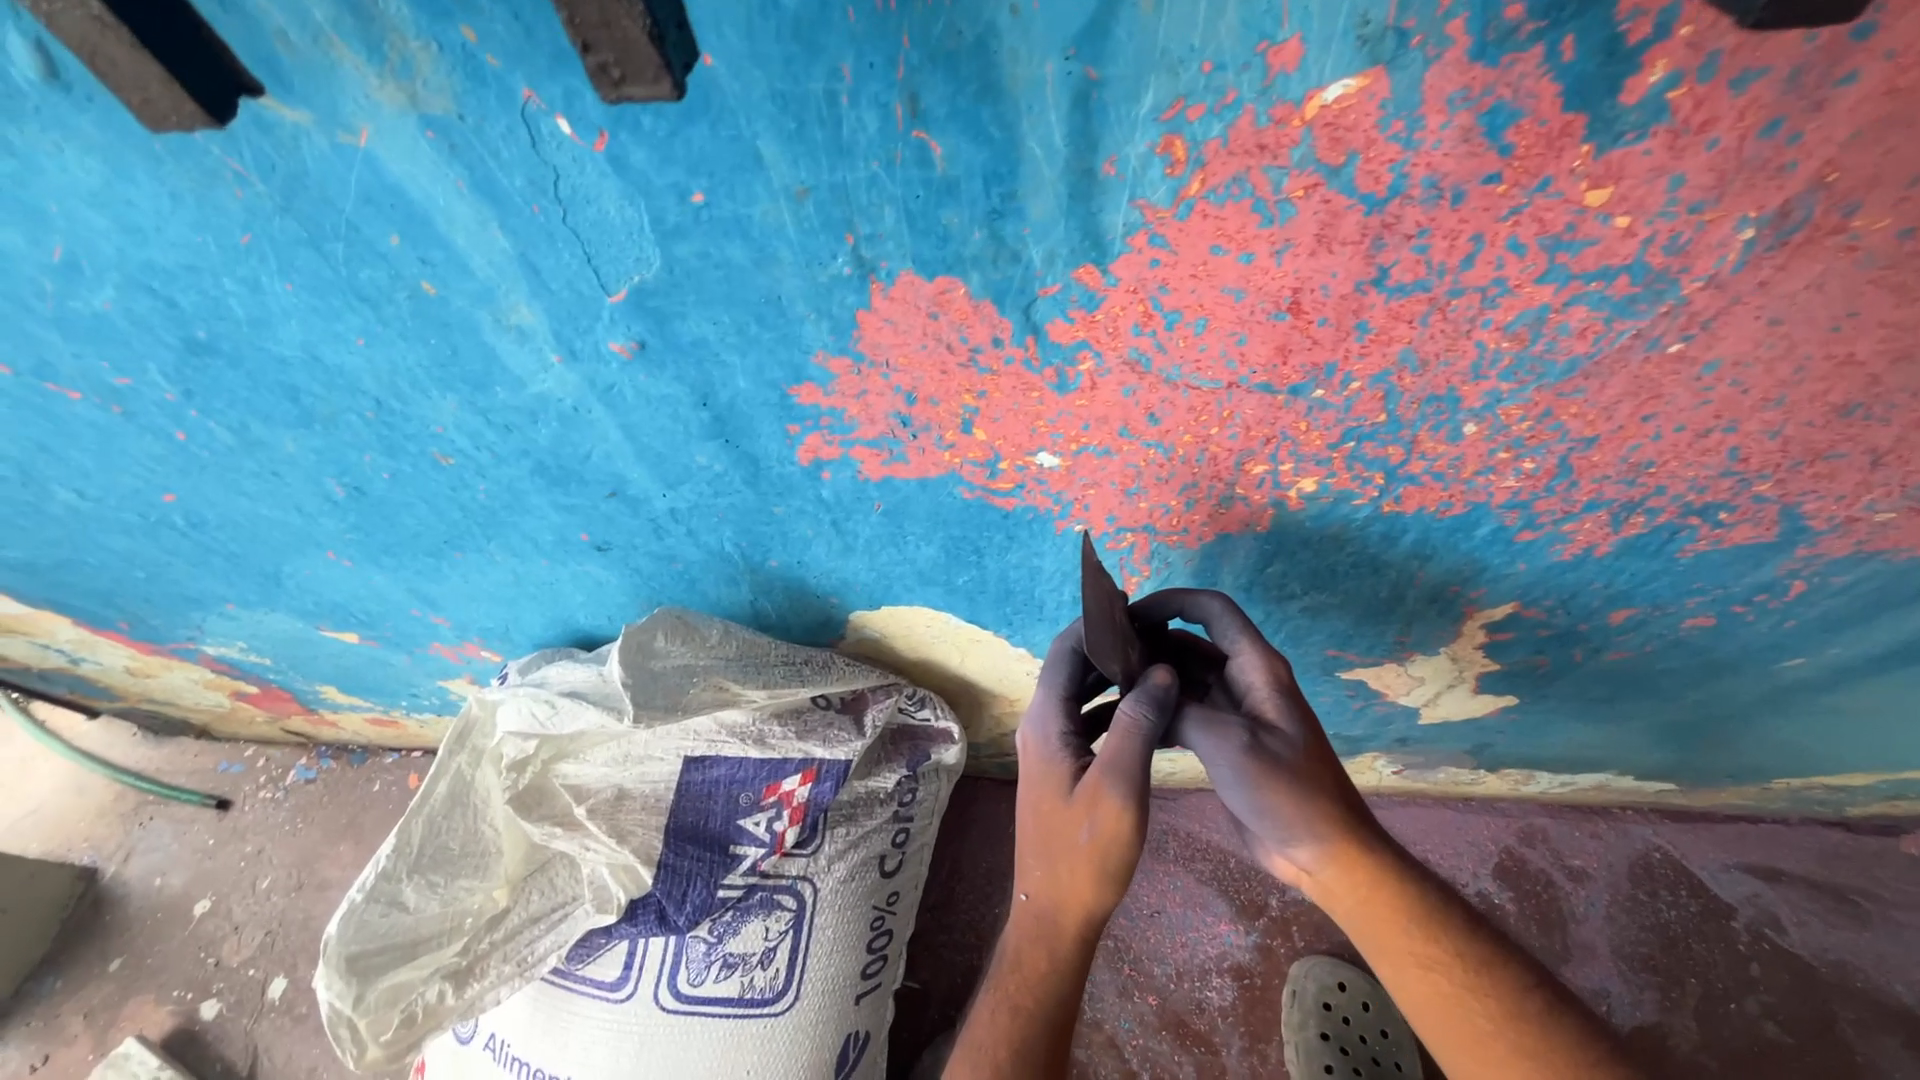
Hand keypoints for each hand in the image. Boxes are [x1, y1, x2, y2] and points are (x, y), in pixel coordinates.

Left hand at [1012, 620, 1181, 935]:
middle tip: (1158, 633)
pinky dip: (1112, 708)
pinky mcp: (1060, 766)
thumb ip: (1139, 721)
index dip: (1097, 623)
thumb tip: (1159, 669)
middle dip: (1110, 646)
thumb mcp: (1120, 784)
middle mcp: (1039, 725)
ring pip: (1079, 694)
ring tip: (1159, 663)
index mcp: (1045, 721)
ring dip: (1113, 677)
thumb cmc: (1087, 852)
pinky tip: (1147, 710)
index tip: (1138, 607)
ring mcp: (1048, 747)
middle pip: (1071, 667)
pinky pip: (1085, 721)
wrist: (1056, 912)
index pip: (1066, 649)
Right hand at [1131, 589, 1387, 891]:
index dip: (1171, 601)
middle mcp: (1244, 680)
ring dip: (1150, 679)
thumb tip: (1140, 690)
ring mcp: (1233, 712)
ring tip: (1103, 687)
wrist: (1323, 853)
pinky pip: (1184, 712)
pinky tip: (1126, 724)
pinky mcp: (1223, 741)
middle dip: (1149, 642)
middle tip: (1100, 657)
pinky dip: (1158, 712)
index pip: (1212, 610)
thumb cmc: (1286, 792)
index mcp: (1257, 667)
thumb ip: (1181, 709)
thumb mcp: (1230, 745)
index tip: (1127, 615)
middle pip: (1190, 642)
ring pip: (1183, 679)